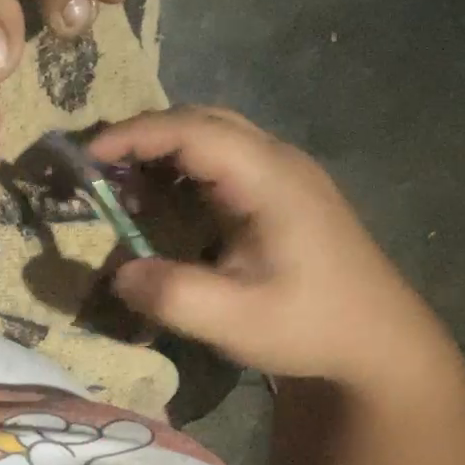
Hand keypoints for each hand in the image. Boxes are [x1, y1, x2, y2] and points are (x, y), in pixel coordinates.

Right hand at [89, 107, 458, 390]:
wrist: (377, 343)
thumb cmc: (310, 327)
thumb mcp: (234, 321)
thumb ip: (171, 295)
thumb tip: (117, 273)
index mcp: (271, 181)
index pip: (195, 132)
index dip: (137, 136)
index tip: (87, 156)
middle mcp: (279, 164)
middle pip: (204, 121)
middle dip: (144, 134)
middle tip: (93, 165)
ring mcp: (283, 177)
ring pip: (214, 137)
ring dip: (162, 150)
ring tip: (116, 182)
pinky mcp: (280, 197)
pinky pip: (222, 164)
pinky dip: (180, 170)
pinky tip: (157, 200)